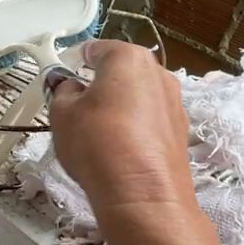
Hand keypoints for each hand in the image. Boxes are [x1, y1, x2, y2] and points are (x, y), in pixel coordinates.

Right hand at [47, 40, 195, 221]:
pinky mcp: (181, 132)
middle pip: (122, 70)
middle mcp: (159, 73)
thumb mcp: (61, 113)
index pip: (97, 48)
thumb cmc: (97, 142)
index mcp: (128, 58)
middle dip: (100, 82)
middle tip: (77, 104)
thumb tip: (71, 88)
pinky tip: (118, 147)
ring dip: (119, 104)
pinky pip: (150, 119)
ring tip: (97, 129)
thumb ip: (63, 92)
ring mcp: (175, 103)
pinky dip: (134, 126)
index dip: (75, 61)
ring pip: (138, 95)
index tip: (62, 77)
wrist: (143, 196)